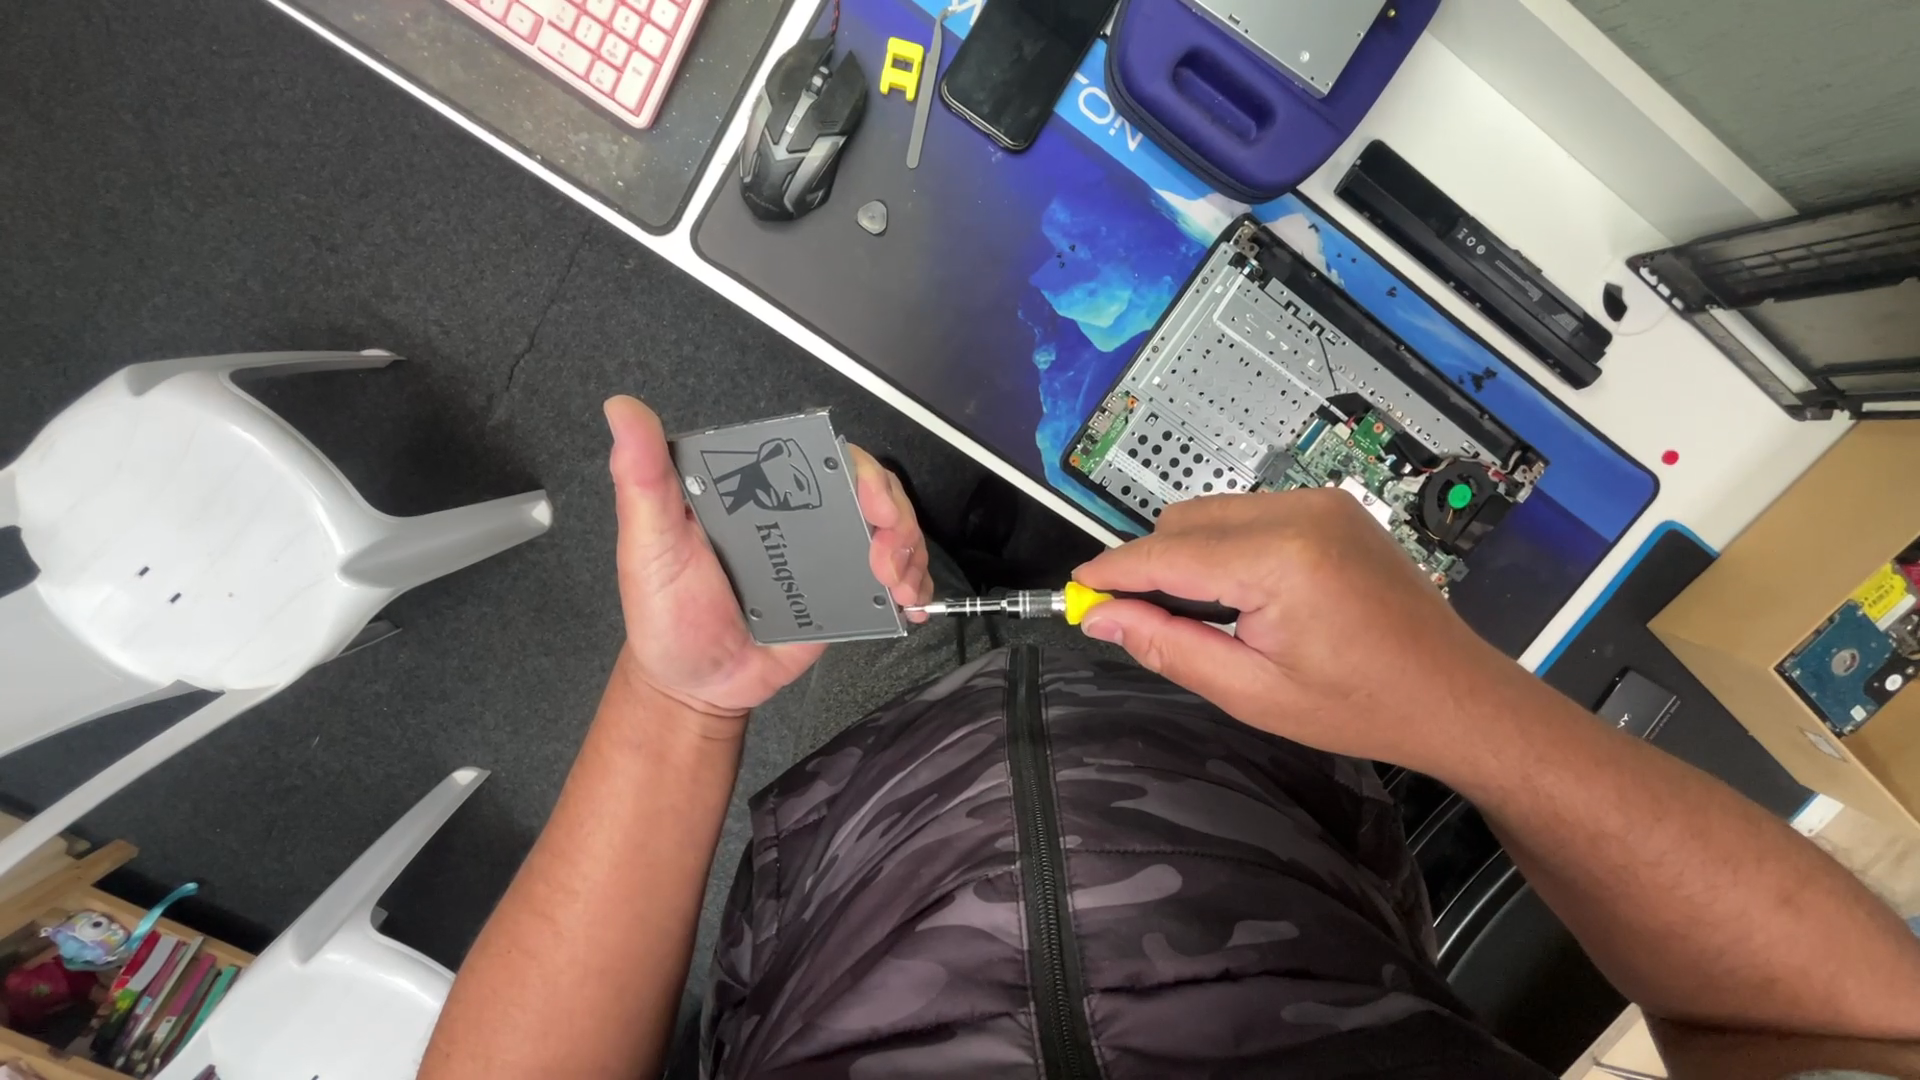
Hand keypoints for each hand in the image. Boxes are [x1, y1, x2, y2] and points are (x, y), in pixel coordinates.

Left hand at [603, 396, 933, 723]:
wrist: (697, 688)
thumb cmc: (667, 615)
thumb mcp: (648, 545)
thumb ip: (643, 480)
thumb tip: (624, 409)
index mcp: (760, 492)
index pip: (820, 457)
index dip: (857, 469)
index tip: (870, 499)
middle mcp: (801, 516)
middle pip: (870, 491)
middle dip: (896, 516)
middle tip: (889, 556)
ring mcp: (828, 556)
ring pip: (891, 530)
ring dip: (911, 550)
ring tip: (901, 585)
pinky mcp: (845, 595)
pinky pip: (892, 579)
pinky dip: (914, 584)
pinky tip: (912, 602)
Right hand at [1072, 489, 1518, 770]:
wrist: (1456, 695)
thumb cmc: (1357, 707)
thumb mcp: (1250, 692)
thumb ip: (1166, 645)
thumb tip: (1099, 617)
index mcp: (1279, 560)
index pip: (1165, 554)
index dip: (1112, 572)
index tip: (1075, 592)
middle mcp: (1296, 512)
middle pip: (1181, 522)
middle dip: (1148, 565)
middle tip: (1138, 618)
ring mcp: (1317, 502)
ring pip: (1208, 512)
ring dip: (1184, 554)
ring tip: (1199, 612)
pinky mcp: (1329, 505)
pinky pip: (1244, 512)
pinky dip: (1220, 544)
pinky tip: (1238, 590)